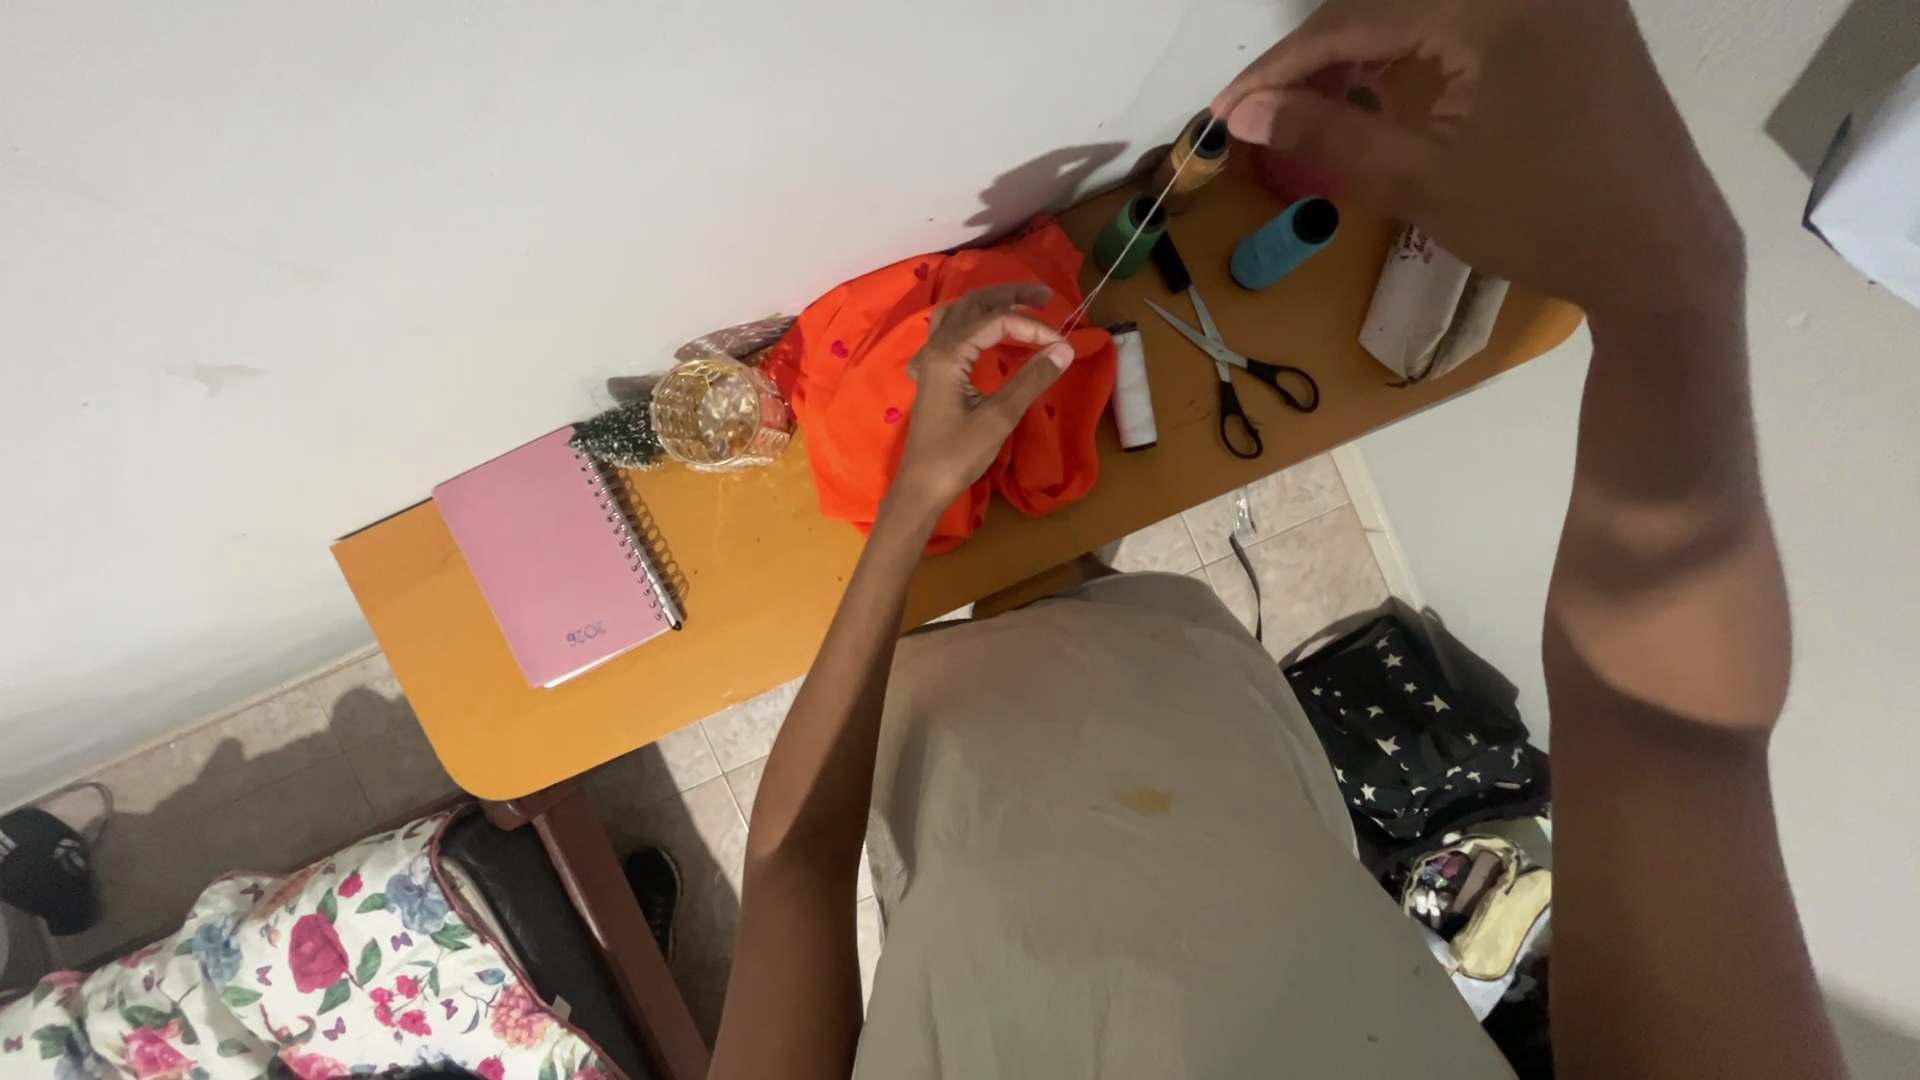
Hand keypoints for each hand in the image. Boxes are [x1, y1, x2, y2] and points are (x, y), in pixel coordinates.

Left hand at [886, 284, 1074, 523]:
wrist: (921, 486)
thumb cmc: (957, 455)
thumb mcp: (999, 417)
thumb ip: (1031, 380)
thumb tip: (1064, 350)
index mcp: (948, 353)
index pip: (997, 321)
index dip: (1032, 327)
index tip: (1061, 344)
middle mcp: (935, 349)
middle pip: (973, 304)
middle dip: (1009, 296)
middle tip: (1045, 297)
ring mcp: (929, 362)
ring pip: (957, 315)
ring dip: (987, 306)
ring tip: (1017, 308)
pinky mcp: (930, 377)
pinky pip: (946, 335)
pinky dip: (969, 325)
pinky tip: (979, 337)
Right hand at [1212, 0, 1742, 320]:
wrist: (1652, 245)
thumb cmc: (1532, 216)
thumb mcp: (1414, 178)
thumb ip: (1325, 135)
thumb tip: (1244, 113)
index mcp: (1492, 2)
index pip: (1355, 17)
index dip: (1279, 65)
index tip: (1224, 109)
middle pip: (1386, 4)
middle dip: (1312, 59)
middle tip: (1257, 115)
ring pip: (1421, 12)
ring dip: (1355, 57)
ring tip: (1301, 111)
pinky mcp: (1564, 20)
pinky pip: (1461, 23)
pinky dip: (1406, 56)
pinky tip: (1371, 95)